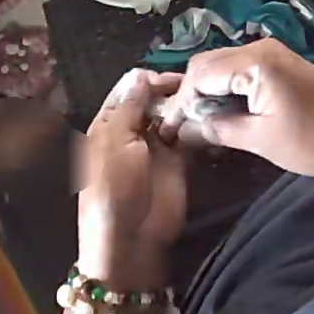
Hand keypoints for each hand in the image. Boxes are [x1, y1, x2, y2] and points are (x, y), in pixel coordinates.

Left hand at [76, 70, 186, 287]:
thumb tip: (142, 75)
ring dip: (183, 106)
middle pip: (151, 100)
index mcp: (108, 123)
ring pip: (170, 115)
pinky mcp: (177, 161)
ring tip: (202, 97)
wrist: (130, 238)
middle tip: (192, 85)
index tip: (170, 76)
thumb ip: (130, 107)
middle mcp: (131, 130)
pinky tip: (205, 115)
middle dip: (168, 91)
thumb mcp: (114, 141)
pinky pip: (185, 135)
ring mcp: (155, 146)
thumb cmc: (112, 186)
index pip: (127, 91)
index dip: (146, 80)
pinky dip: (194, 124)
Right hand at [160, 38, 313, 176]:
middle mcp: (257, 48)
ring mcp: (269, 52)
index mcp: (253, 63)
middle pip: (206, 64)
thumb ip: (219, 129)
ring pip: (220, 65)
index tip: (170, 129)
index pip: (199, 75)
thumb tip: (187, 130)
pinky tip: (224, 111)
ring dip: (206, 90)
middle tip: (183, 125)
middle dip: (190, 93)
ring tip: (200, 121)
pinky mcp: (278, 62)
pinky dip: (224, 87)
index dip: (181, 102)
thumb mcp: (262, 141)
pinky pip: (237, 69)